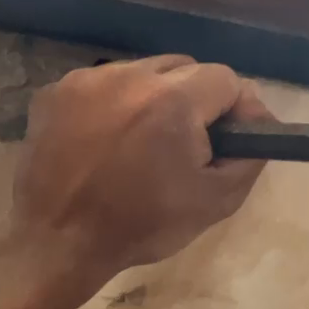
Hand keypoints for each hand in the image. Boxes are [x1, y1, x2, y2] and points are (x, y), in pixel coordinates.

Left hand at [5, 56, 268, 293]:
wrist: (56, 240)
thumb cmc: (139, 225)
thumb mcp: (216, 200)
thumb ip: (250, 152)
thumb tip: (256, 120)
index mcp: (171, 99)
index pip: (224, 79)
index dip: (233, 108)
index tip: (227, 138)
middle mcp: (126, 76)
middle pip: (181, 68)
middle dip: (191, 99)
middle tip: (182, 143)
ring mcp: (84, 82)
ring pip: (138, 73)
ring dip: (148, 98)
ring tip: (139, 142)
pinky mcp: (52, 93)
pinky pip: (98, 86)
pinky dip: (108, 105)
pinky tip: (102, 141)